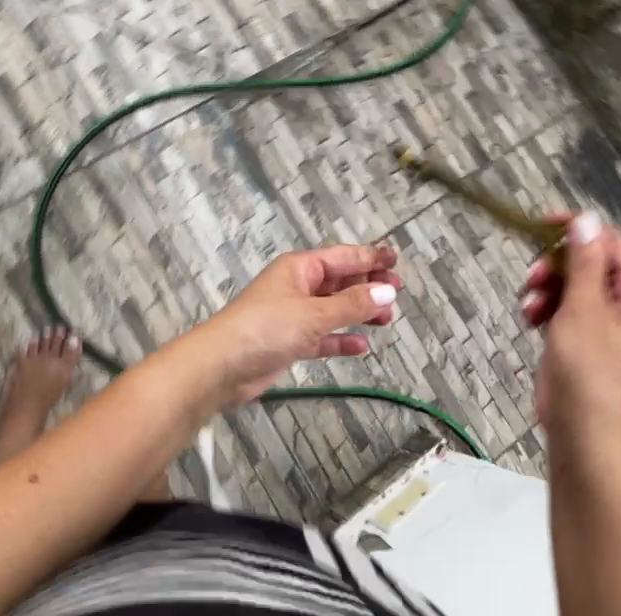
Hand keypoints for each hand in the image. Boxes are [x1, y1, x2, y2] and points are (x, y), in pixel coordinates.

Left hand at [194, 243, 401, 405]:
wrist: (222, 365)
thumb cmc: (266, 327)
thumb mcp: (313, 313)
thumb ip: (352, 304)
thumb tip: (388, 290)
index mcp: (300, 268)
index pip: (342, 257)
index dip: (369, 257)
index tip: (396, 258)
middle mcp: (297, 286)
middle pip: (339, 281)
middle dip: (368, 286)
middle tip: (398, 292)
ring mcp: (293, 314)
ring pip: (334, 309)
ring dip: (359, 313)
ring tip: (388, 319)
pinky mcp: (290, 341)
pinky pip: (323, 336)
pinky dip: (341, 339)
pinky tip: (362, 346)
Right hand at [521, 211, 620, 456]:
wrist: (581, 432)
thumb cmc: (589, 370)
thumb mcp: (585, 309)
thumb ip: (584, 262)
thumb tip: (587, 219)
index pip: (609, 244)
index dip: (578, 230)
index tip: (543, 224)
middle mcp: (618, 305)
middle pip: (584, 262)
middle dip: (554, 264)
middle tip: (533, 276)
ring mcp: (595, 322)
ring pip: (567, 283)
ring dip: (544, 286)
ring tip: (529, 305)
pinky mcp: (574, 338)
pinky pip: (557, 307)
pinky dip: (541, 307)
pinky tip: (529, 319)